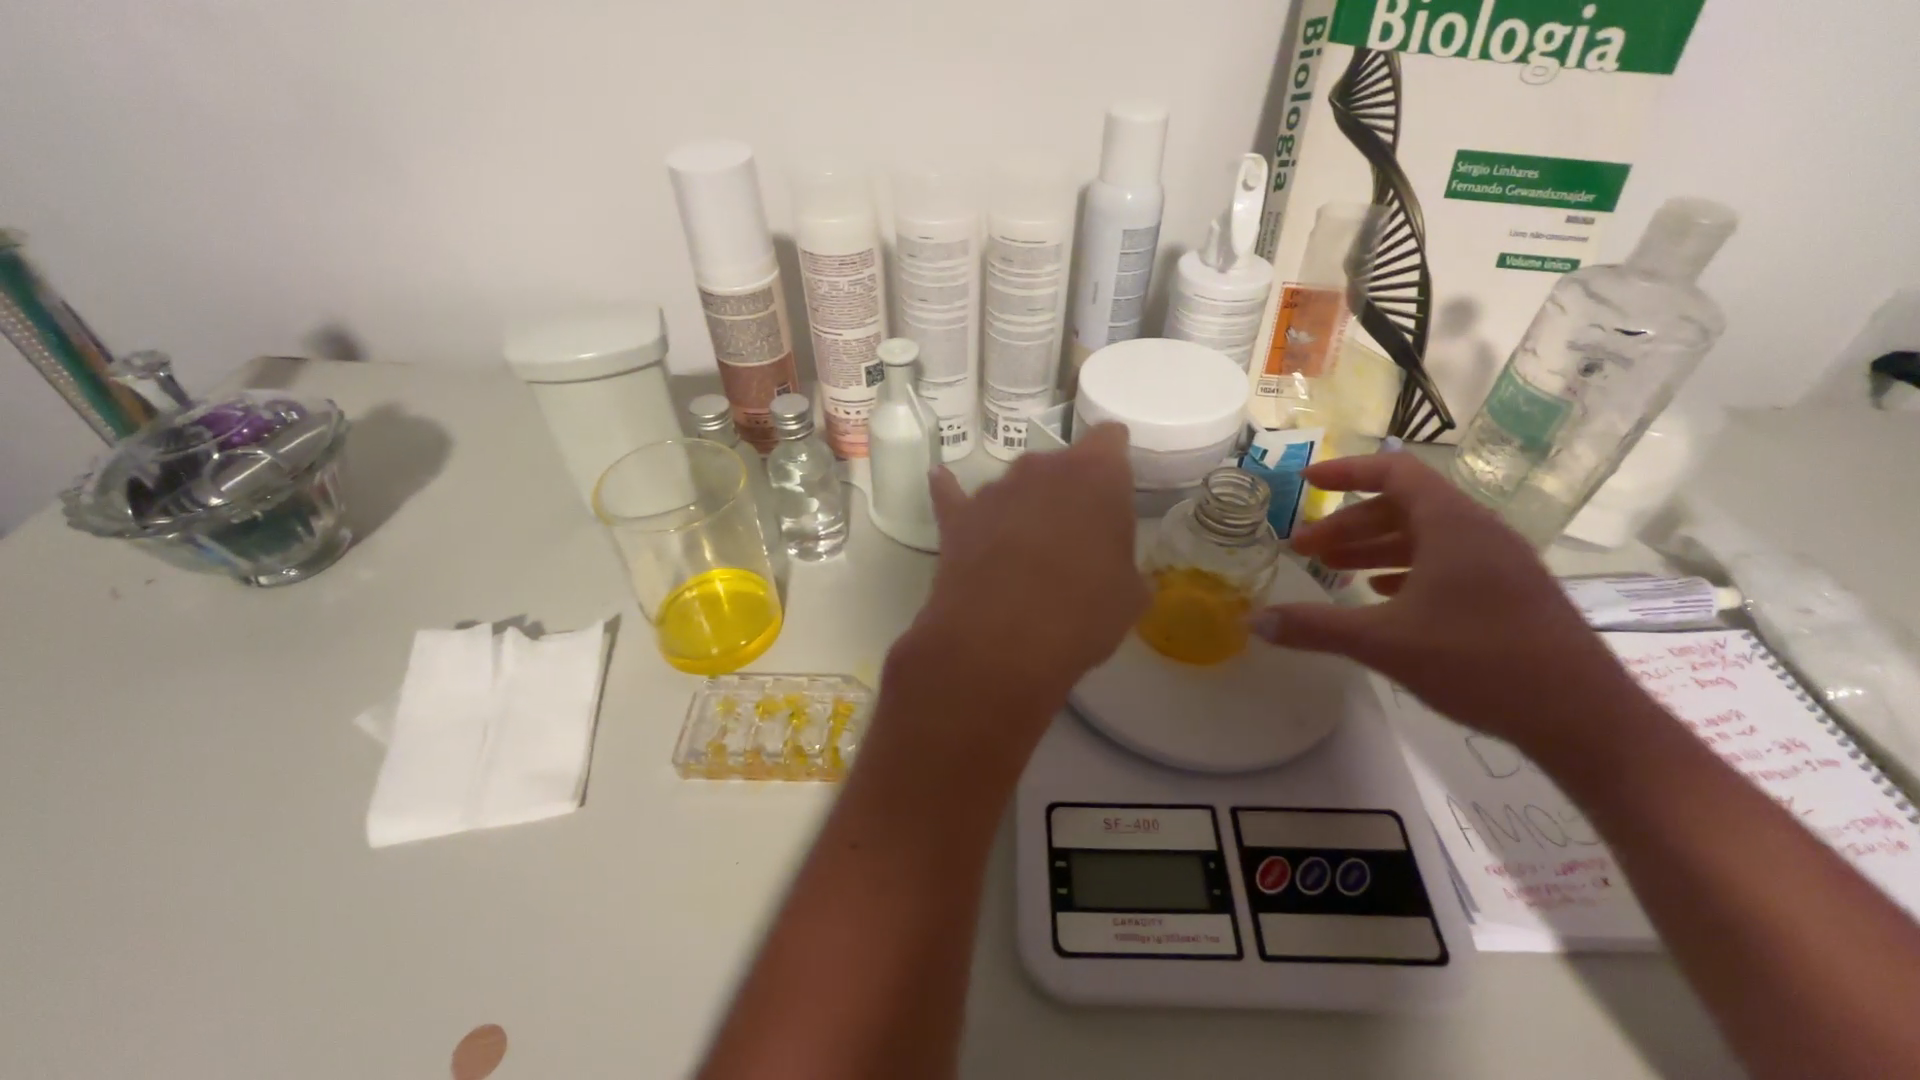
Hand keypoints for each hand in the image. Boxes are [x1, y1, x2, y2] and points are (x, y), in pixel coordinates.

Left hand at [886, 423, 1148, 733]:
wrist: (998, 643)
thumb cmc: (1081, 616)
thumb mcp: (1129, 596)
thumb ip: (1124, 565)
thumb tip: (1114, 571)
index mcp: (1097, 475)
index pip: (1110, 439)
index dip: (1113, 461)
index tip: (1114, 490)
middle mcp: (1043, 468)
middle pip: (1060, 465)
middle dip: (1068, 492)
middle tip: (1076, 538)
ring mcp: (994, 489)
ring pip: (1016, 485)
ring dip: (1024, 507)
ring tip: (1026, 552)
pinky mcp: (956, 517)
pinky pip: (954, 495)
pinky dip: (953, 492)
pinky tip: (943, 483)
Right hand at [1250, 453, 1636, 749]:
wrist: (1581, 715)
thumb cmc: (1479, 661)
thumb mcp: (1384, 643)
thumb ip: (1316, 628)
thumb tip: (1256, 620)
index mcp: (1451, 524)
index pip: (1394, 471)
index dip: (1345, 471)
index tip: (1304, 482)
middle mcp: (1479, 531)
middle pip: (1404, 506)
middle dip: (1349, 523)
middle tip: (1304, 549)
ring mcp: (1501, 562)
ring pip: (1427, 536)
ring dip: (1376, 547)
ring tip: (1336, 571)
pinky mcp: (1512, 592)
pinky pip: (1450, 562)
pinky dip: (1409, 569)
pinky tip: (1386, 596)